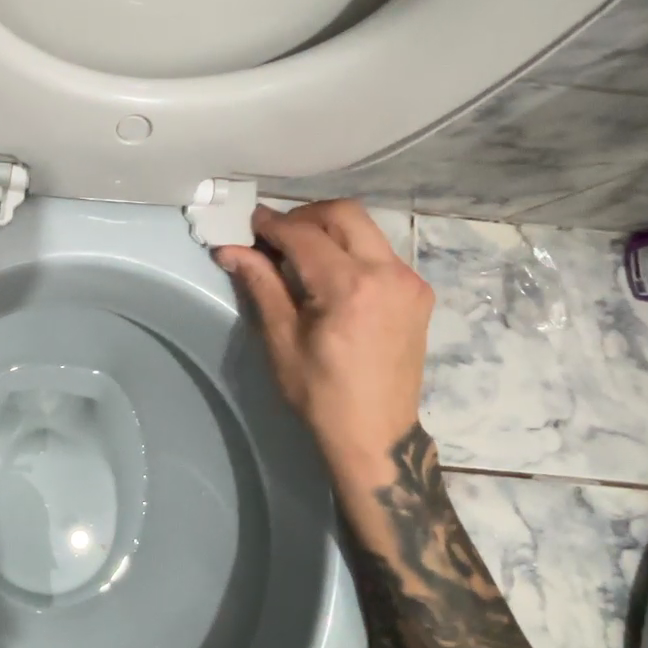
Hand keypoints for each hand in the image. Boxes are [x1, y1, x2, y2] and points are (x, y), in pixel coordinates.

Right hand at [214, 201, 432, 474]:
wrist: (376, 433)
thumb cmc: (320, 394)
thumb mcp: (281, 340)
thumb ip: (261, 285)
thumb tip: (230, 249)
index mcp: (350, 288)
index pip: (305, 235)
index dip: (272, 224)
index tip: (248, 223)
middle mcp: (388, 273)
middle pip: (344, 214)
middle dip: (305, 216)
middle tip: (275, 235)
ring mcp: (409, 280)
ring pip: (365, 229)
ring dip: (329, 230)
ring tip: (298, 253)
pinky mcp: (417, 291)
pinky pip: (380, 252)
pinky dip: (351, 250)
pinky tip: (329, 275)